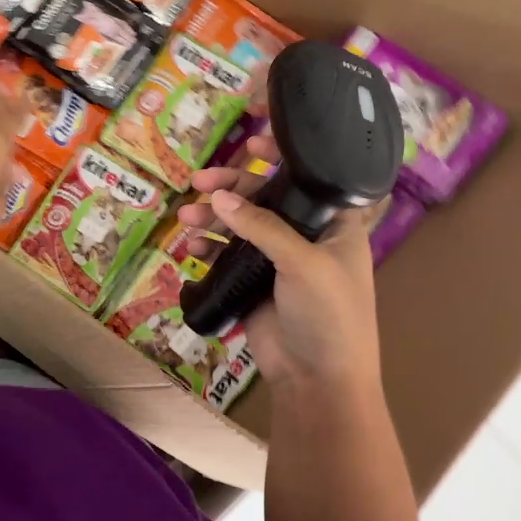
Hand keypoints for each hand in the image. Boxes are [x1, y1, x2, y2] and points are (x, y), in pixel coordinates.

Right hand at [177, 137, 382, 398]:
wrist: (318, 378)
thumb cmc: (330, 315)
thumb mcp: (303, 264)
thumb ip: (261, 227)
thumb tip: (218, 197)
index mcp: (333, 226)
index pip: (306, 179)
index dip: (281, 158)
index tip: (251, 141)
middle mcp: (305, 237)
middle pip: (263, 198)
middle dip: (231, 188)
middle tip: (199, 182)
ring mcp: (276, 260)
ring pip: (239, 225)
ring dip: (212, 218)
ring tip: (187, 219)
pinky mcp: (252, 282)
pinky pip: (225, 254)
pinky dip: (208, 247)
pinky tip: (192, 248)